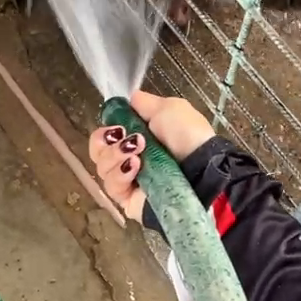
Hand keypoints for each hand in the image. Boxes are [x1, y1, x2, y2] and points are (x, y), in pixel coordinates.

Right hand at [87, 92, 214, 220]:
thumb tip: (130, 99)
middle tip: (125, 137)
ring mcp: (128, 181)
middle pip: (98, 151)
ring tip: (139, 153)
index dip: (106, 129)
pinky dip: (120, 174)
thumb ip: (145, 103)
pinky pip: (112, 187)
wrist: (202, 169)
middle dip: (106, 142)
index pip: (106, 135)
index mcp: (138, 138)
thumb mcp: (170, 108)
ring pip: (102, 168)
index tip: (118, 126)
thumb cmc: (189, 136)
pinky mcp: (128, 201)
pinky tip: (136, 167)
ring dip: (115, 156)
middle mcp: (130, 159)